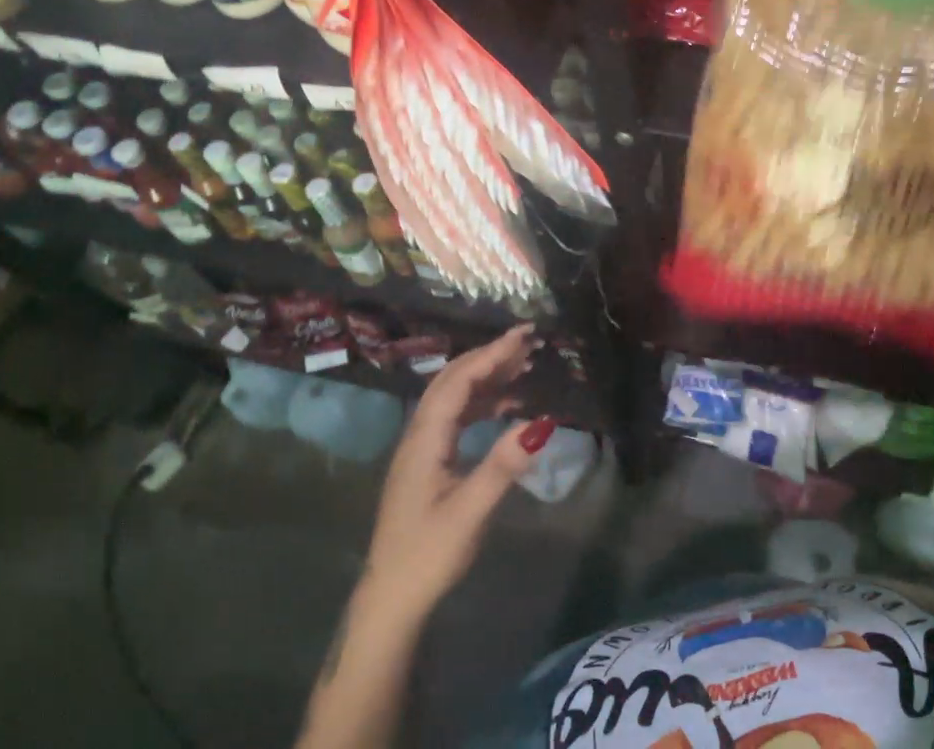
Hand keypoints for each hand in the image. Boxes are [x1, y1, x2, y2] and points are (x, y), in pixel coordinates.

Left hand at [360, 325, 554, 619]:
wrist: (392, 597)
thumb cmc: (429, 554)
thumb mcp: (470, 512)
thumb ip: (502, 466)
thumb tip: (540, 423)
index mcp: (424, 441)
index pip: (457, 383)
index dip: (490, 355)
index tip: (523, 336)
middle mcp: (419, 437)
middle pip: (451, 383)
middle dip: (488, 357)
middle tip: (527, 341)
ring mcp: (421, 451)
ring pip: (453, 399)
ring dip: (485, 378)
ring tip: (523, 366)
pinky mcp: (428, 466)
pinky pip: (455, 420)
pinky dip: (482, 404)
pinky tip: (506, 408)